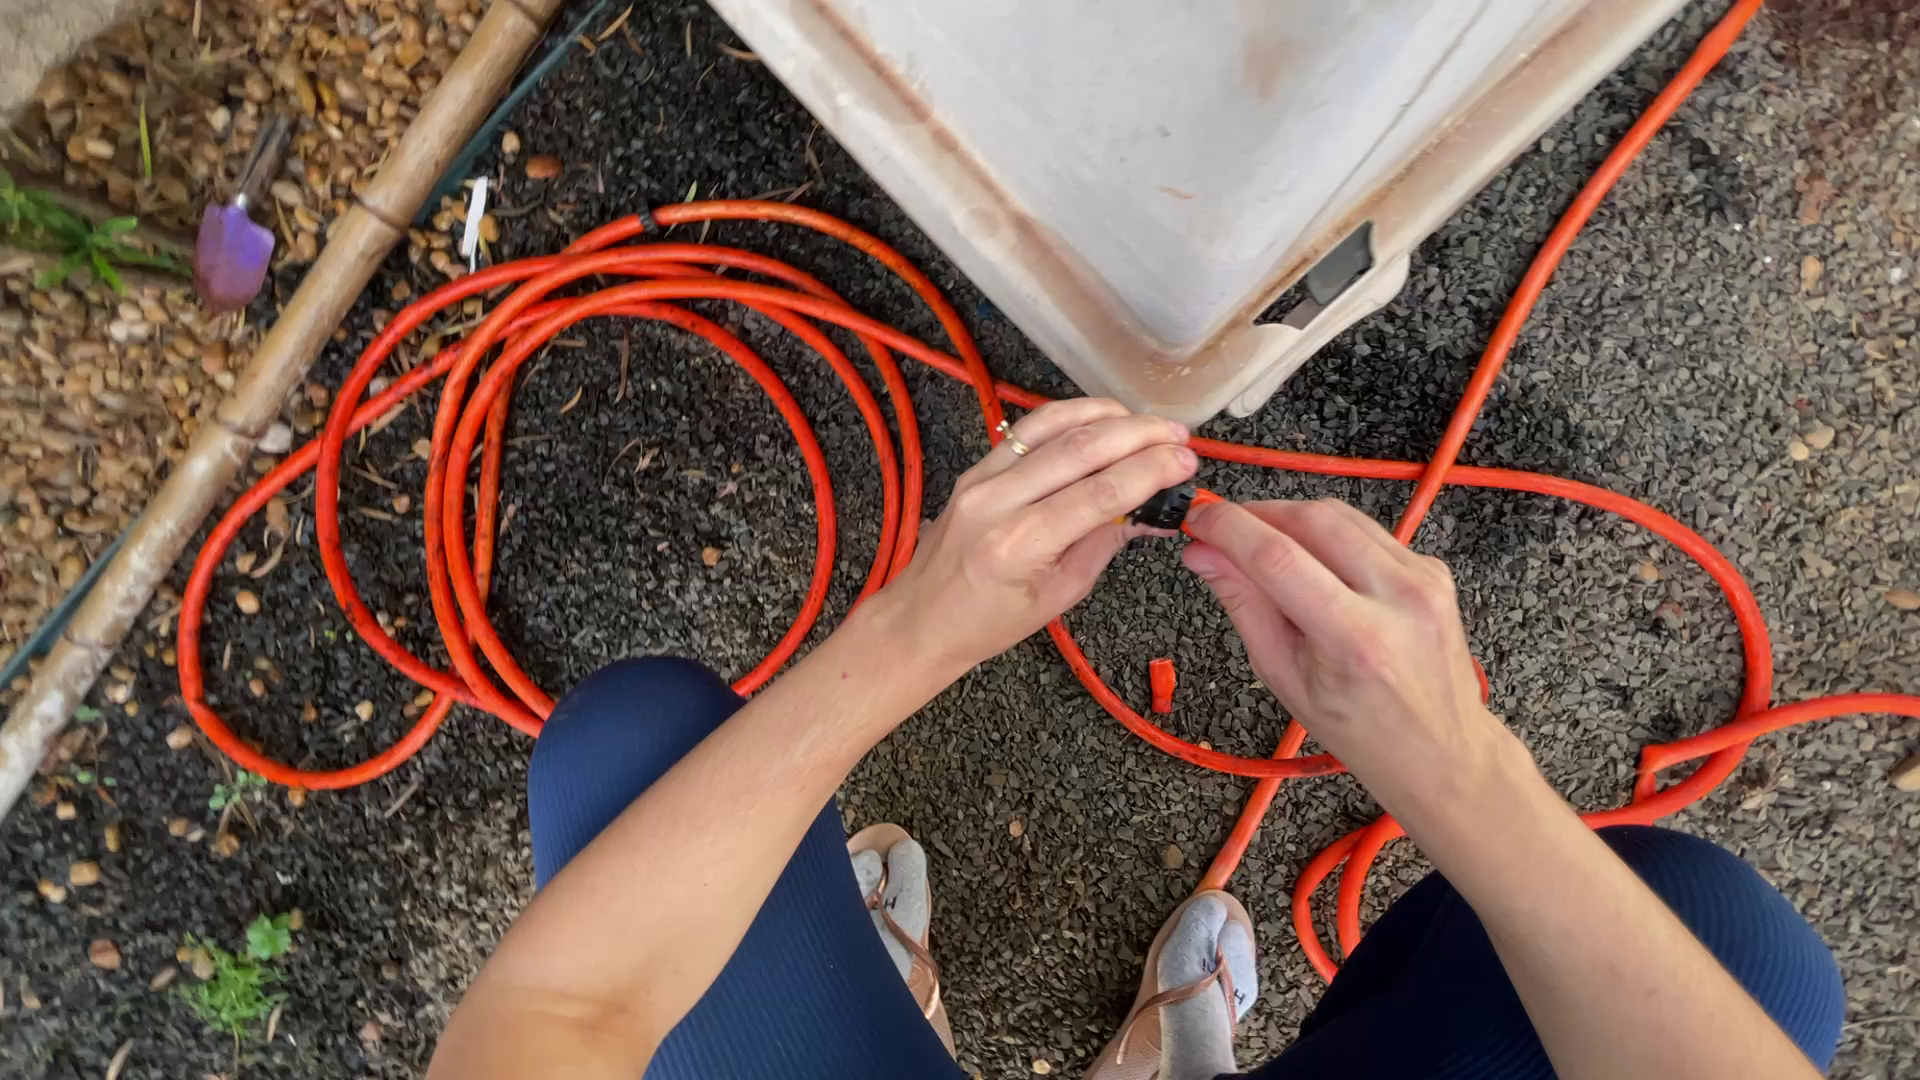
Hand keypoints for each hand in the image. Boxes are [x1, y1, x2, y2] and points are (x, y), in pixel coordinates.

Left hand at [875, 398, 1195, 676]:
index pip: (1099, 492)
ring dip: (1108, 417)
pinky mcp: (975, 468)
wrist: (921, 618)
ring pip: (1053, 427)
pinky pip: (1028, 430)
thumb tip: (1150, 509)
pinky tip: (1102, 417)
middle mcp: (996, 501)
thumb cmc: (988, 622)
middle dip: (1139, 436)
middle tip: (1179, 437)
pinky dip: (1070, 416)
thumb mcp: (1059, 596)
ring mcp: (981, 478)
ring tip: (1148, 424)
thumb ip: (1104, 544)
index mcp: (1019, 544)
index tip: (1185, 461)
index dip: (1150, 471)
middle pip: (1080, 449)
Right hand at [1181, 499, 1525, 821]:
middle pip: (1310, 520)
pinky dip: (1322, 532)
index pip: (1277, 558)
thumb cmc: (1357, 727)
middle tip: (1218, 527)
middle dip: (1254, 513)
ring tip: (1255, 539)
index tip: (1196, 516)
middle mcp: (1398, 598)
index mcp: (1355, 639)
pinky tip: (1306, 557)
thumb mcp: (1281, 675)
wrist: (1440, 750)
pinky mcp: (1431, 568)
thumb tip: (1202, 553)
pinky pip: (1364, 529)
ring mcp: (1423, 578)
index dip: (1227, 528)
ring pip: (1337, 514)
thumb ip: (1242, 603)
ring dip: (1285, 516)